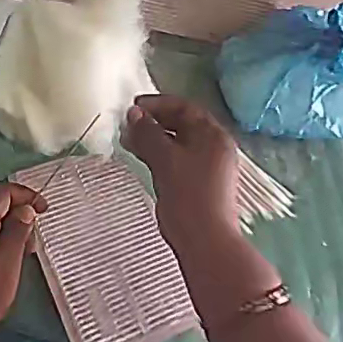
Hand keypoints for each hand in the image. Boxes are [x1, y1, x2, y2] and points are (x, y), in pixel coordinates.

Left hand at [0, 182, 46, 341]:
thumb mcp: (5, 270)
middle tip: (33, 245)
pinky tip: (5, 263)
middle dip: (19, 215)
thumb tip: (25, 210)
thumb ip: (16, 236)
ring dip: (9, 230)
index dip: (26, 195)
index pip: (1, 191)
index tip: (44, 211)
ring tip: (22, 256)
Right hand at [122, 95, 239, 249]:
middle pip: (182, 123)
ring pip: (177, 142)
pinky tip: (142, 157)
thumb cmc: (187, 193)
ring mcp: (208, 165)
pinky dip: (158, 153)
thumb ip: (148, 133)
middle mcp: (214, 146)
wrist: (204, 238)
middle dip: (153, 121)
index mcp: (212, 135)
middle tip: (128, 124)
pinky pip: (176, 157)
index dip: (157, 103)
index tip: (132, 107)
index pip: (185, 107)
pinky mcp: (198, 181)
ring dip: (153, 137)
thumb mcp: (164, 158)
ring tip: (129, 140)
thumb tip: (133, 113)